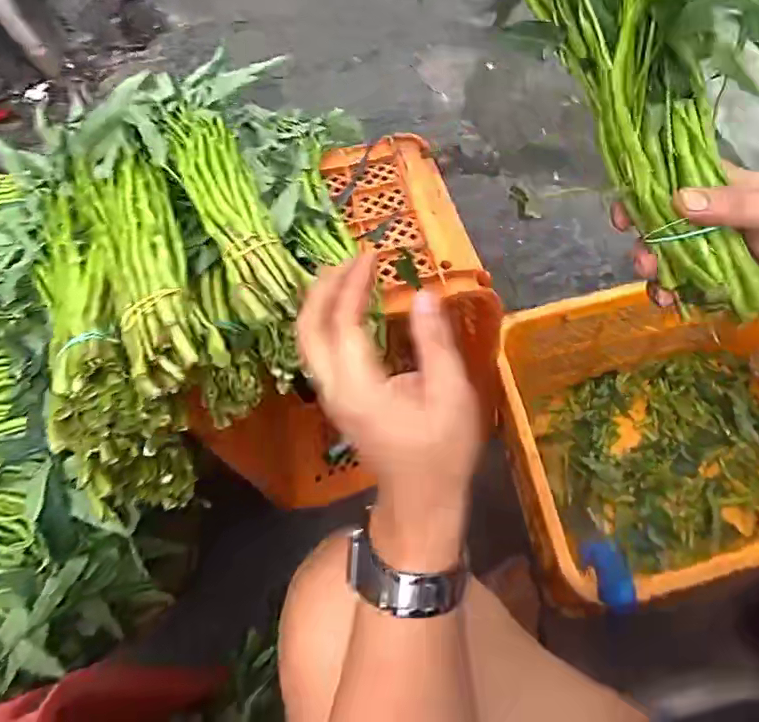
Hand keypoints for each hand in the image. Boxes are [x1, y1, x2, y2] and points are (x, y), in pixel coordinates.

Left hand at [296, 252, 482, 566]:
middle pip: (309, 329)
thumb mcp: (450, 395)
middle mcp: (334, 390)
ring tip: (342, 272)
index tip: (371, 256)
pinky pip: (320, 350)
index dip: (352, 284)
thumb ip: (435, 343)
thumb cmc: (441, 452)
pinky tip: (344, 305)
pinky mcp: (338, 398)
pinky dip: (325, 320)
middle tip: (348, 257)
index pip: (342, 323)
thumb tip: (425, 294)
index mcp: (360, 388)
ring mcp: (331, 396)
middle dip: (323, 287)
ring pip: (307, 341)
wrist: (421, 502)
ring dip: (319, 302)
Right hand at [614, 164, 758, 328]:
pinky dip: (665, 291)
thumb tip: (677, 200)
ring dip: (650, 264)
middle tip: (641, 252)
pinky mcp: (707, 282)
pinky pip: (676, 284)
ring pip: (662, 253)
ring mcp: (704, 251)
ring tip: (654, 277)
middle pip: (658, 220)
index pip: (671, 179)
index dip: (643, 190)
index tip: (626, 209)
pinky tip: (667, 299)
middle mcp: (704, 217)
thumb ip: (729, 204)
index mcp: (718, 188)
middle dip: (643, 236)